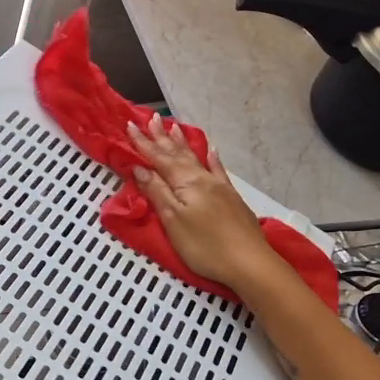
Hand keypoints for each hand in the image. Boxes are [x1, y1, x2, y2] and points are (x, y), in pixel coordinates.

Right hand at [126, 116, 275, 286]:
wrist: (249, 262)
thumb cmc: (204, 245)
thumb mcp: (173, 220)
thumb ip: (157, 192)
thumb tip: (139, 168)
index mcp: (185, 183)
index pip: (158, 159)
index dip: (143, 143)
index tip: (129, 125)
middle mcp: (202, 178)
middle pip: (177, 154)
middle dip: (162, 137)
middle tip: (151, 117)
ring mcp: (219, 187)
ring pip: (196, 158)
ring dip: (182, 143)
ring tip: (174, 127)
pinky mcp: (231, 198)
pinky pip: (218, 170)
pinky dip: (212, 159)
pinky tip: (211, 150)